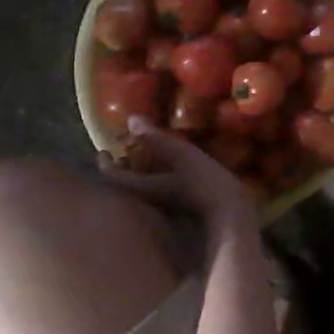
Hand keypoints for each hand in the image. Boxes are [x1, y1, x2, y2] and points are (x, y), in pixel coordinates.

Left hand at [99, 117, 260, 242]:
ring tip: (145, 155)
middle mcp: (147, 199)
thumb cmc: (202, 182)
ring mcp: (162, 205)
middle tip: (124, 149)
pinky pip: (158, 189)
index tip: (103, 150)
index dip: (105, 163)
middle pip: (126, 183)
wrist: (230, 214)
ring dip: (140, 172)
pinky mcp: (178, 207)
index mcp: (142, 187)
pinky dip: (156, 177)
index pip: (113, 176)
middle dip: (123, 166)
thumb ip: (155, 138)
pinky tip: (168, 169)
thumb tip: (131, 119)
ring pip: (143, 187)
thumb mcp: (181, 155)